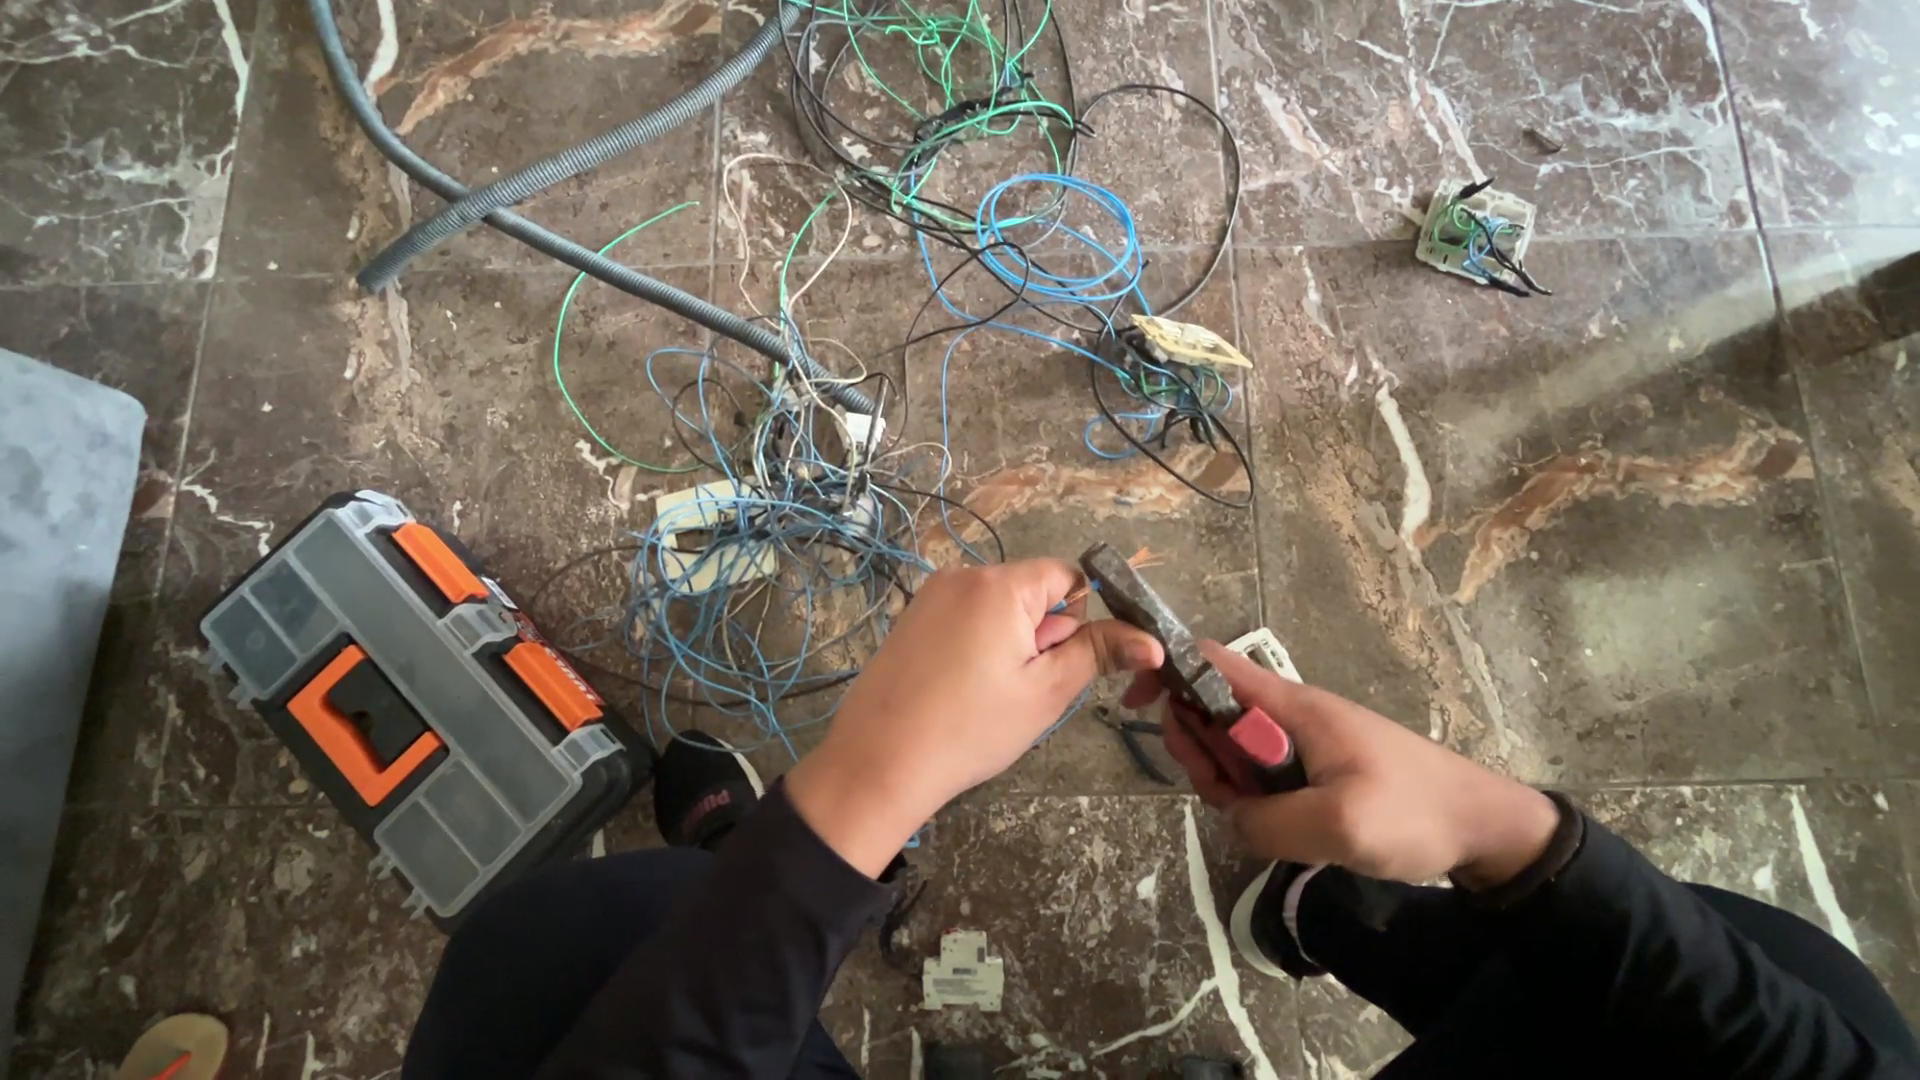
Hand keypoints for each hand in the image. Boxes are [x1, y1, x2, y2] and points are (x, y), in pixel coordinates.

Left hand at [787, 558, 1164, 875]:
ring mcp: (931, 595)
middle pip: (1030, 592)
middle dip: (1042, 634)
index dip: (1080, 616)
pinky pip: (965, 618)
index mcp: (1000, 584)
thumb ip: (1098, 653)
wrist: (879, 761)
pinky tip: (962, 690)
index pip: (1067, 575)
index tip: (1064, 661)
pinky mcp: (911, 618)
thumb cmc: (972, 727)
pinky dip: (978, 646)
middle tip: (1024, 688)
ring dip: (1011, 643)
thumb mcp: (1046, 691)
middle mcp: (963, 575)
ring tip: (990, 694)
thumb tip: (1153, 641)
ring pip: (998, 609)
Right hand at [1127, 641, 1557, 890]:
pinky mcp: (1311, 768)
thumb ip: (1266, 821)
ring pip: (1230, 745)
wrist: (1485, 828)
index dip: (1167, 670)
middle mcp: (1287, 714)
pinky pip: (1256, 772)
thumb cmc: (1414, 810)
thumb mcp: (1339, 824)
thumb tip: (1231, 815)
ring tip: (1248, 814)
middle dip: (1193, 743)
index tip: (1136, 703)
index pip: (1212, 662)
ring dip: (1220, 775)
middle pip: (1209, 708)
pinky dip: (1246, 793)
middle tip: (1214, 789)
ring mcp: (1299, 741)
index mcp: (1290, 705)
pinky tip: (1266, 822)